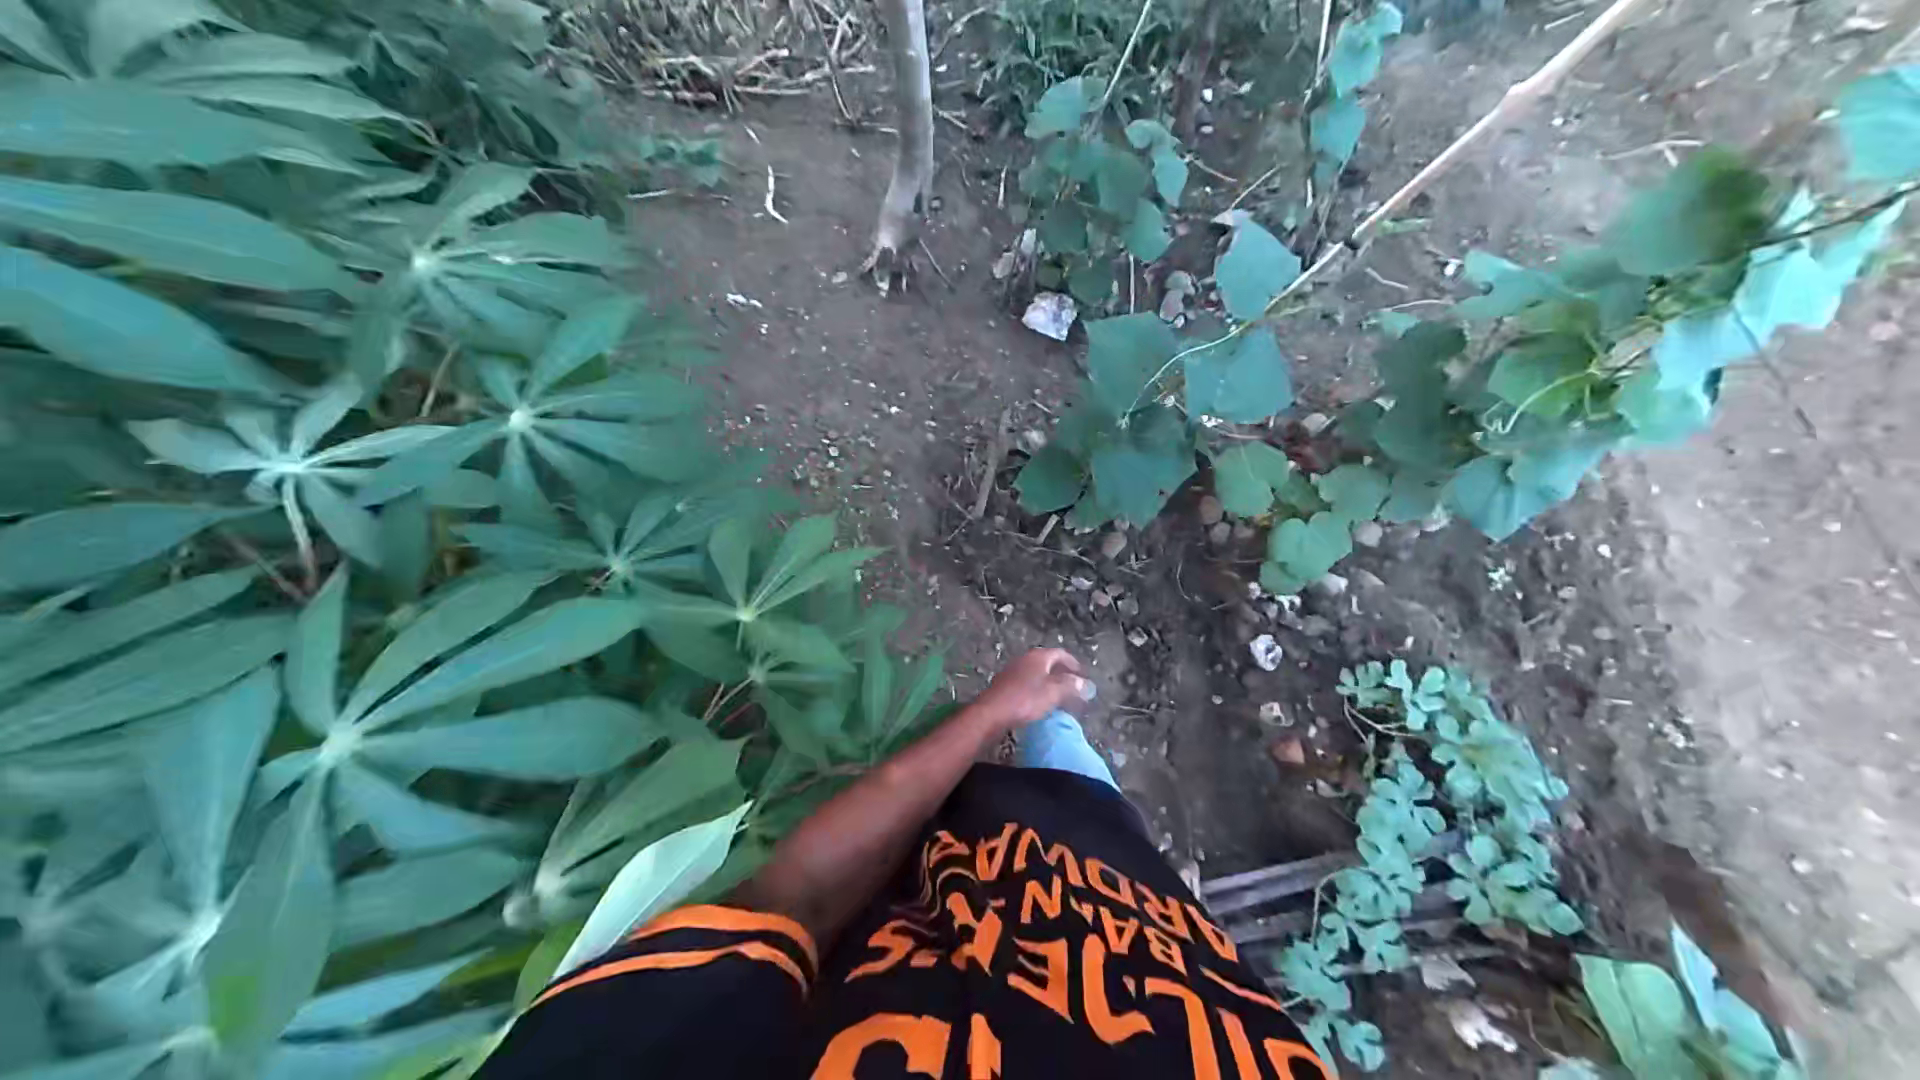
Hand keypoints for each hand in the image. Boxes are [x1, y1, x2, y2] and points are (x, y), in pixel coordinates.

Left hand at [969, 648, 1089, 733]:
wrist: (992, 712)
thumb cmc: (1025, 699)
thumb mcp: (1053, 692)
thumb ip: (1070, 685)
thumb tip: (1085, 683)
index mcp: (1038, 656)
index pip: (1061, 654)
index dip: (1073, 664)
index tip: (1083, 676)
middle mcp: (1025, 659)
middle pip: (1048, 663)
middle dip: (1062, 674)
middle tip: (1074, 687)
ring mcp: (1013, 671)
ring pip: (1037, 674)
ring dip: (1050, 683)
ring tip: (1060, 697)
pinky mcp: (1006, 685)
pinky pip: (1028, 684)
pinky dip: (1038, 690)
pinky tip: (1041, 703)